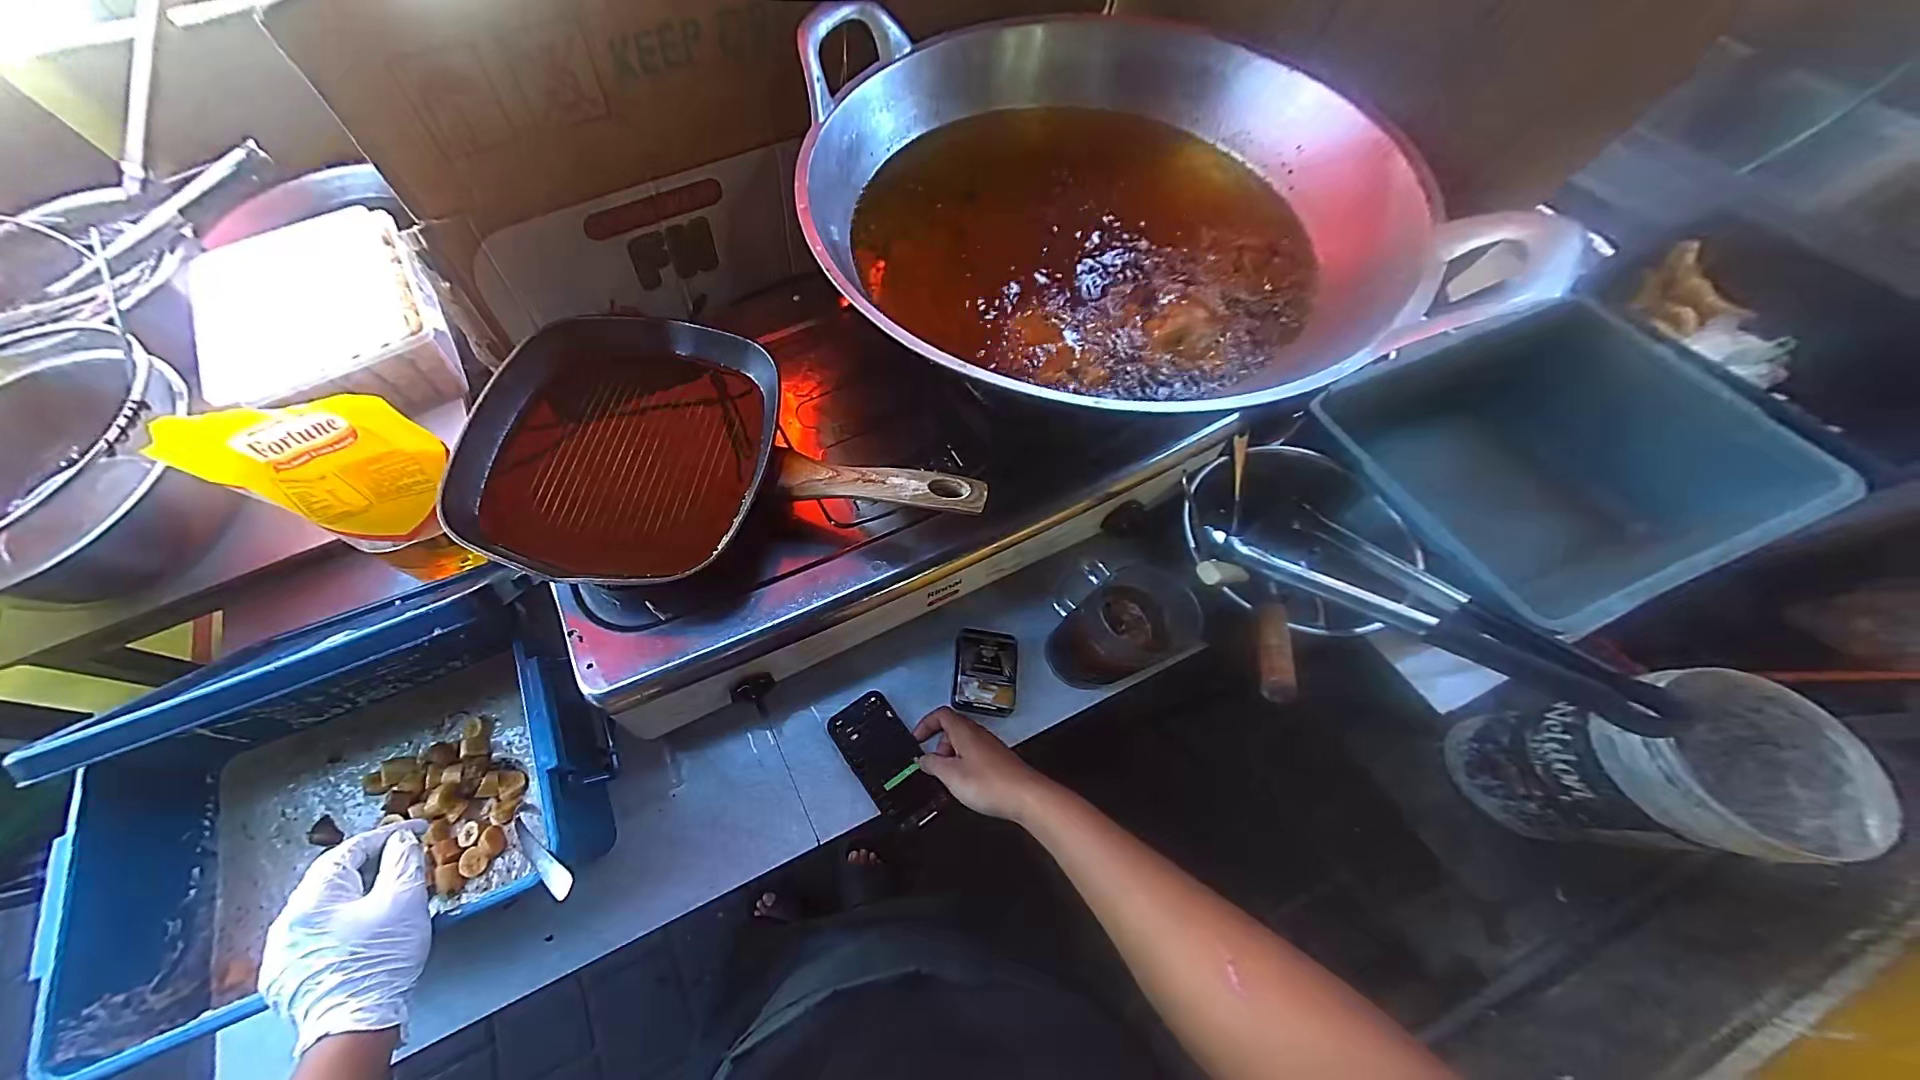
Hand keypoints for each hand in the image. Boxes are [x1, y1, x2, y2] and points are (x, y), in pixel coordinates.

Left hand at [260, 820, 431, 1056]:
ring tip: (389, 885)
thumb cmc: (381, 957)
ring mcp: (282, 950)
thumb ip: (402, 861)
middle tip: (404, 854)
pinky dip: (344, 914)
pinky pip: (318, 927)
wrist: (355, 1023)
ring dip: (357, 888)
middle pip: (332, 876)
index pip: (348, 850)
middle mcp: (287, 922)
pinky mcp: (287, 971)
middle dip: (370, 861)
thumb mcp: (404, 899)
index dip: (385, 834)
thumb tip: (401, 840)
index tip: (415, 829)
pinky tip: (365, 920)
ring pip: (325, 903)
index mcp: (312, 901)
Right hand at [913, 707, 1057, 822]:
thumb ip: (932, 764)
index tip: (917, 739)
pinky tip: (967, 784)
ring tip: (951, 778)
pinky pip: (975, 755)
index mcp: (965, 731)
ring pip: (964, 743)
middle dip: (938, 745)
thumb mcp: (951, 775)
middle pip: (952, 728)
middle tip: (935, 765)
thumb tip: (923, 759)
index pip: (941, 715)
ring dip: (952, 757)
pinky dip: (965, 765)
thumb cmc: (992, 784)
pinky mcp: (998, 760)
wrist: (1026, 796)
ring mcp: (990, 746)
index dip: (925, 724)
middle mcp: (979, 734)